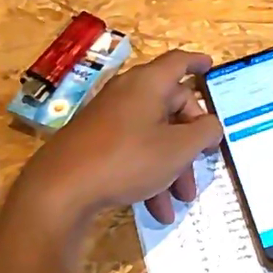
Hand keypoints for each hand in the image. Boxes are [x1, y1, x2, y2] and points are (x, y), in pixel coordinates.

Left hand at [18, 50, 223, 223]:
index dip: (197, 63)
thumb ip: (204, 133)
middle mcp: (128, 95)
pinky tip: (156, 209)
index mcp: (148, 84)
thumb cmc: (127, 158)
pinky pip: (133, 152)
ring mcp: (109, 119)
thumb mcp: (178, 148)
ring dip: (172, 166)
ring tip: (181, 199)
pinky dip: (149, 174)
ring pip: (153, 136)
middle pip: (171, 107)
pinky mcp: (96, 143)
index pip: (178, 63)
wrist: (62, 187)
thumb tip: (211, 125)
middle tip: (203, 163)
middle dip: (191, 140)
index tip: (210, 66)